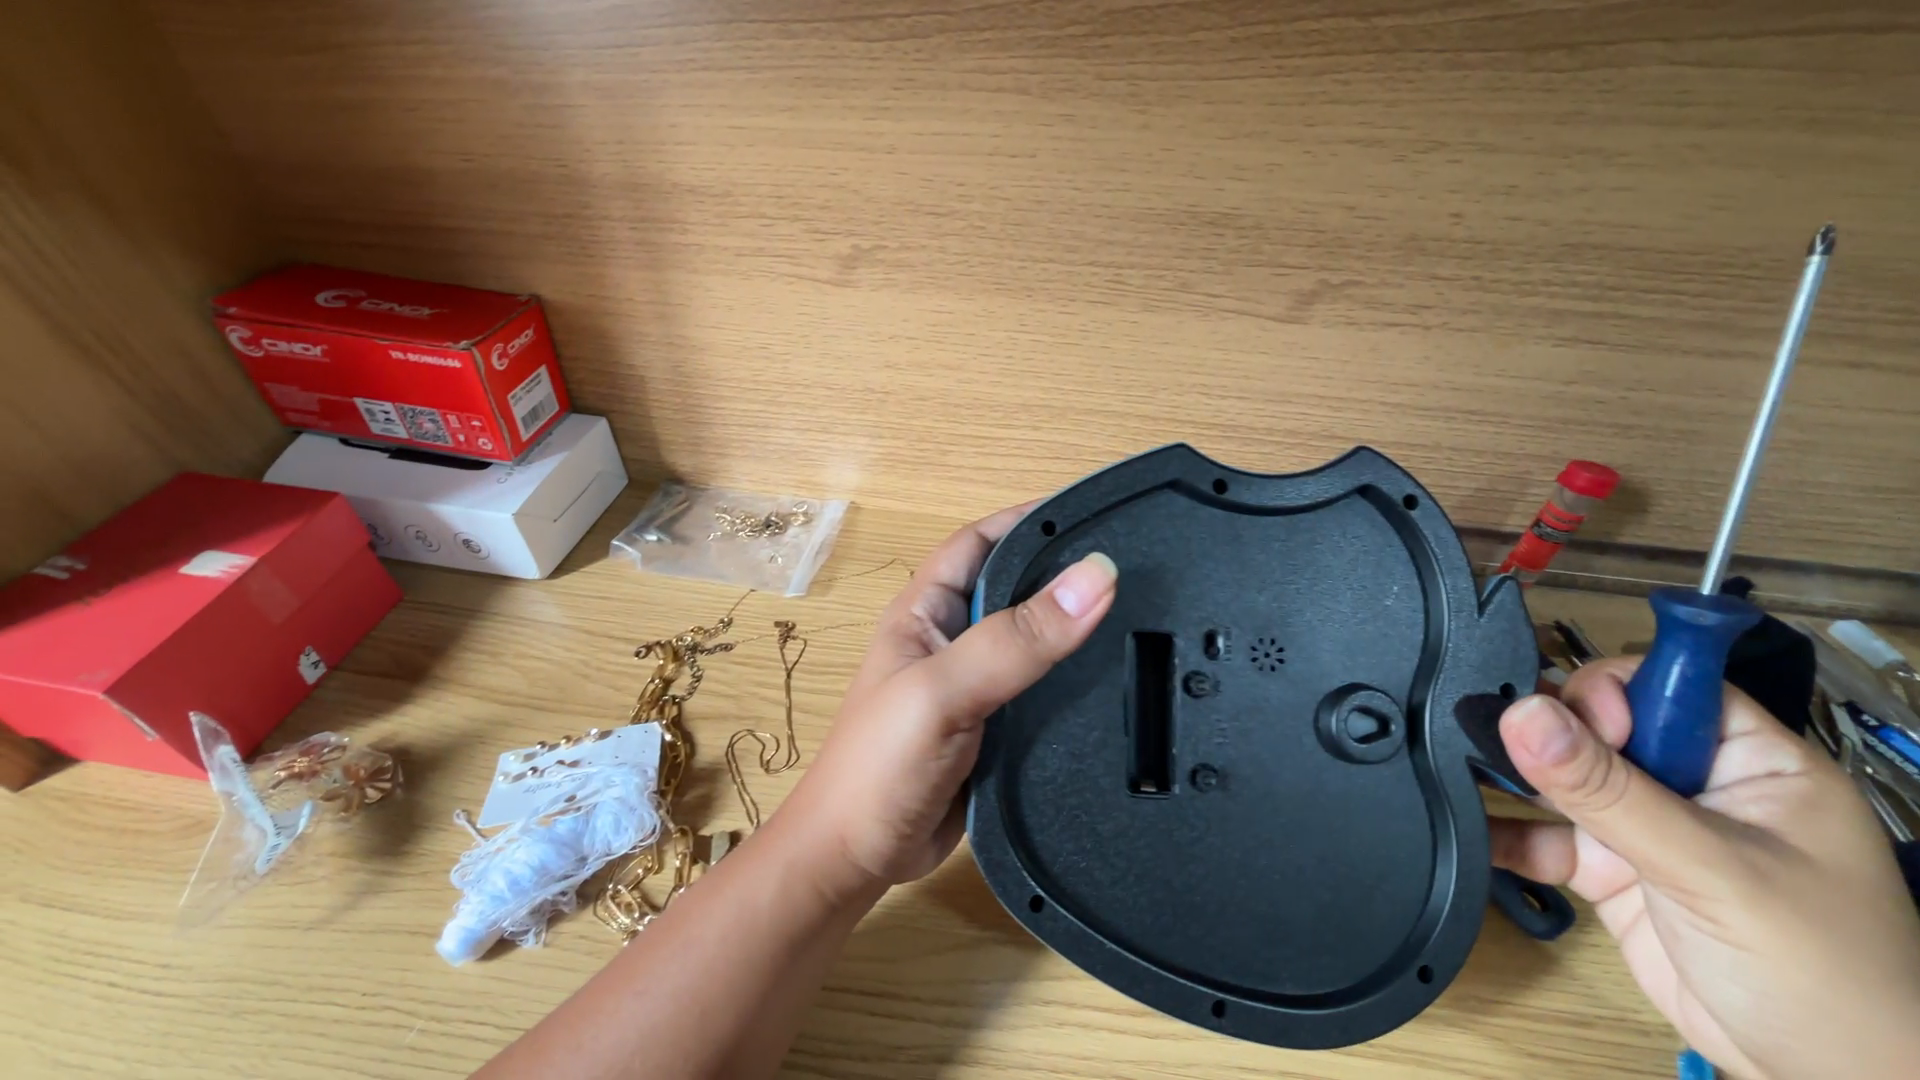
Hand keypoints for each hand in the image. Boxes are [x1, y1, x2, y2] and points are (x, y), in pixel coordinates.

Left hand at [776, 505, 1116, 896]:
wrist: (857, 858)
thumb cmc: (880, 767)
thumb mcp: (945, 692)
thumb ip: (1016, 639)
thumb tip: (1095, 577)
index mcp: (926, 610)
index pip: (982, 540)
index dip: (1033, 520)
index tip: (1097, 516)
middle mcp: (952, 638)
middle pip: (1016, 587)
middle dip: (1066, 574)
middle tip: (1137, 568)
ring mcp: (974, 685)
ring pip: (1033, 641)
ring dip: (1075, 630)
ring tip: (1142, 617)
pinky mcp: (995, 727)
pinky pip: (1041, 689)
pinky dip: (1074, 681)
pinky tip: (1114, 684)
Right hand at [1492, 659, 1919, 1079]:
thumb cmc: (1817, 973)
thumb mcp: (1711, 870)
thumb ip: (1609, 793)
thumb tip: (1522, 714)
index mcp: (1749, 762)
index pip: (1664, 689)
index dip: (1606, 693)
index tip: (1563, 721)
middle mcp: (1691, 784)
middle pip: (1599, 728)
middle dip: (1542, 731)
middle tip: (1488, 736)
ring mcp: (1647, 830)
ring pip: (1562, 781)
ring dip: (1511, 777)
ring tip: (1452, 764)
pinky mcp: (1609, 874)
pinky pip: (1543, 839)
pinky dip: (1503, 834)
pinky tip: (1465, 826)